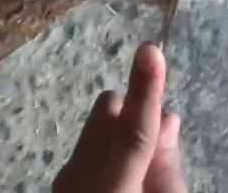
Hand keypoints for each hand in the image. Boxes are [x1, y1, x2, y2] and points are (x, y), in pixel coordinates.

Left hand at [54, 43, 184, 192]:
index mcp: (111, 189)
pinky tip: (120, 177)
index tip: (150, 50)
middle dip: (132, 113)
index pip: (132, 133)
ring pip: (97, 123)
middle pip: (108, 111)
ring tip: (138, 168)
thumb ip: (168, 171)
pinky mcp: (59, 179)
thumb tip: (168, 118)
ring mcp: (64, 178)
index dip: (144, 91)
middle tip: (156, 145)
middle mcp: (78, 178)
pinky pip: (87, 145)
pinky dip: (107, 151)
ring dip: (120, 132)